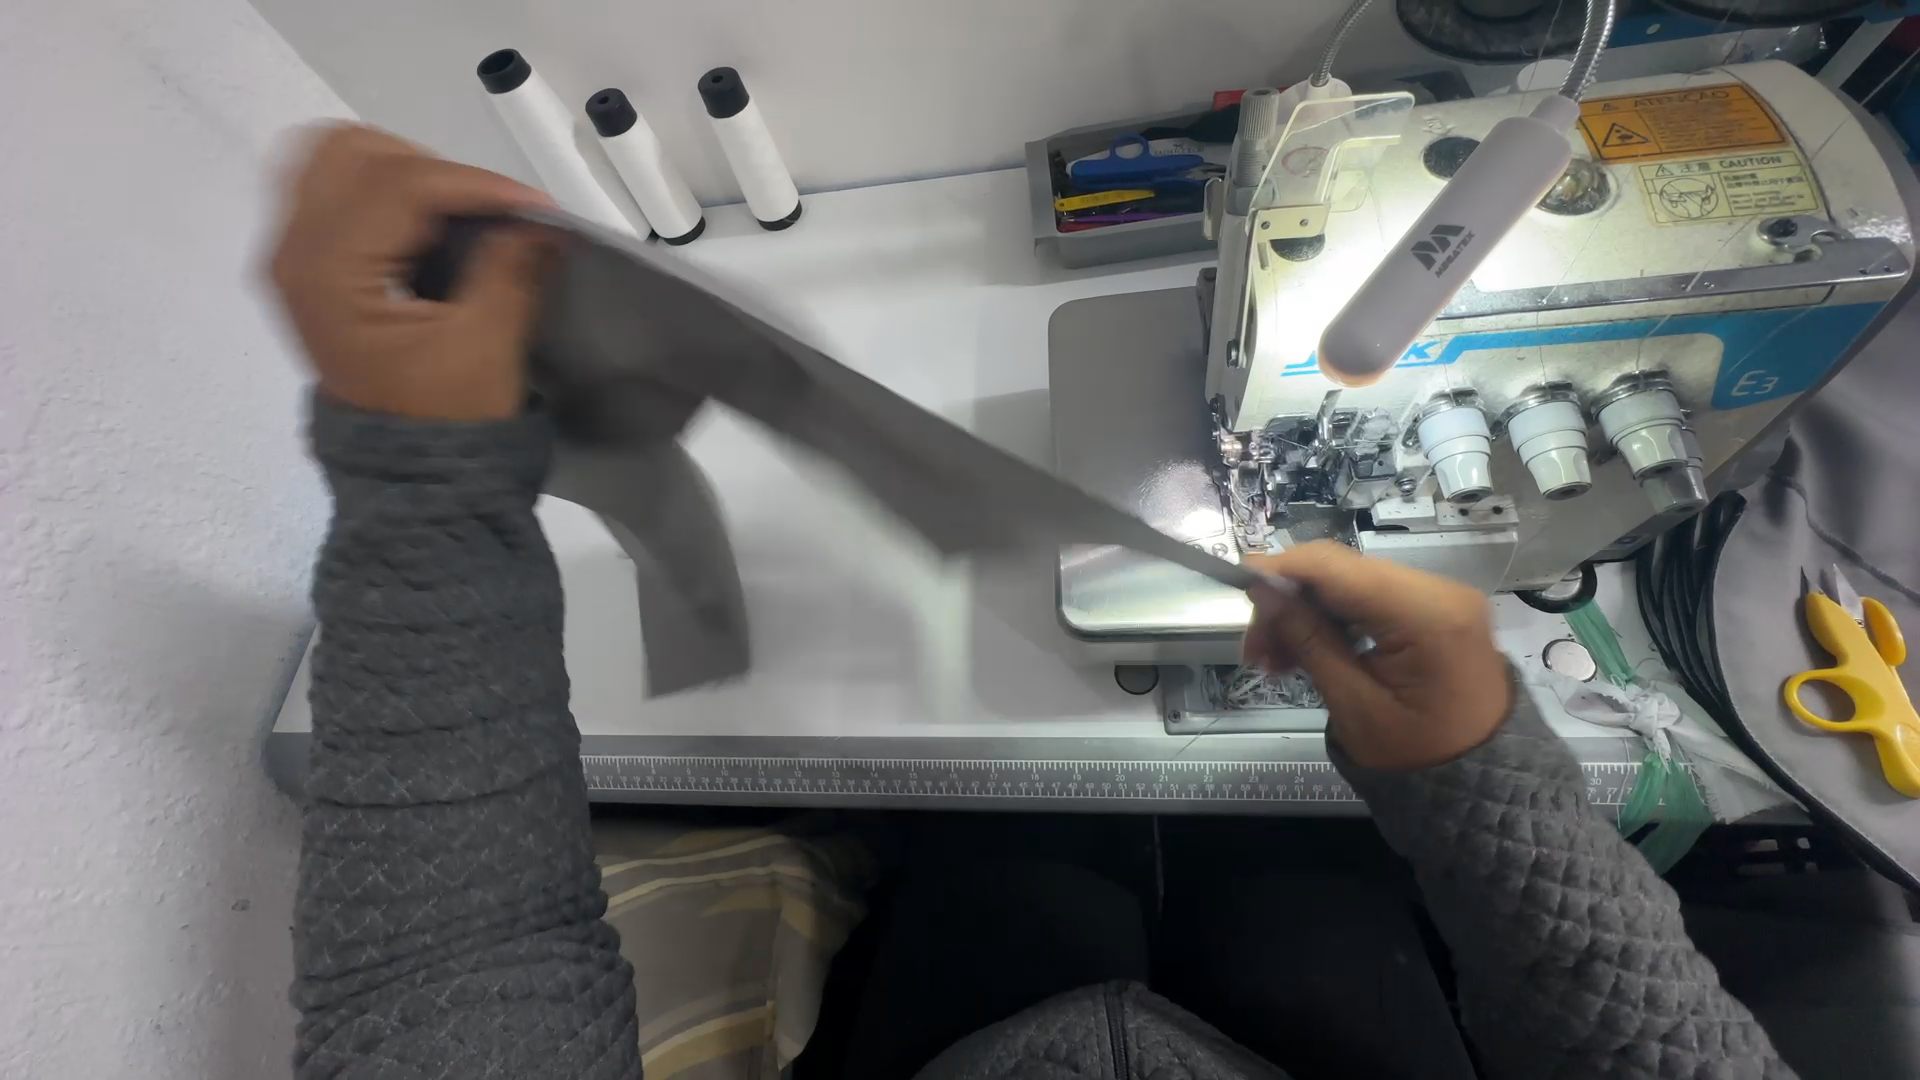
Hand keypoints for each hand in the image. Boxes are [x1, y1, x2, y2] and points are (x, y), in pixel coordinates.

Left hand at [267, 124, 556, 421]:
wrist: (415, 472)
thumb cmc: (449, 416)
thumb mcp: (488, 345)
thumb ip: (511, 272)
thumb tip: (544, 224)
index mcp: (330, 271)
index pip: (399, 185)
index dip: (477, 185)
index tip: (540, 208)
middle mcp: (293, 249)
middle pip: (350, 151)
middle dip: (432, 169)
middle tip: (489, 213)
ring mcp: (295, 257)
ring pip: (337, 164)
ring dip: (406, 176)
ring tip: (463, 218)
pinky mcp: (313, 268)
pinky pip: (339, 196)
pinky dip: (391, 197)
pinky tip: (436, 231)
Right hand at [1241, 542, 1511, 770]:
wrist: (1480, 780)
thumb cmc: (1417, 753)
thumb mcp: (1352, 703)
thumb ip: (1307, 638)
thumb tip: (1262, 588)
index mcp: (1427, 614)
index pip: (1336, 567)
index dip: (1280, 569)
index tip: (1237, 586)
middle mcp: (1437, 591)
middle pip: (1337, 571)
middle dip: (1286, 601)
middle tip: (1254, 648)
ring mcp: (1435, 596)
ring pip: (1342, 582)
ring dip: (1301, 612)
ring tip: (1273, 659)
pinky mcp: (1427, 607)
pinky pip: (1362, 597)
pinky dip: (1327, 618)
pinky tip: (1303, 650)